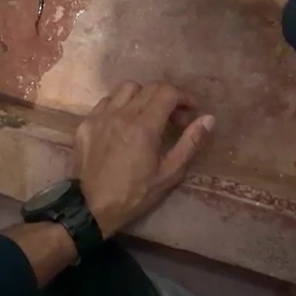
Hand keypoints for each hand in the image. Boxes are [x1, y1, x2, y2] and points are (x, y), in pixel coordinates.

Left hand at [74, 82, 215, 235]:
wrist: (89, 208)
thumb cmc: (133, 195)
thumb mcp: (169, 174)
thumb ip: (190, 143)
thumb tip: (208, 119)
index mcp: (144, 126)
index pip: (168, 93)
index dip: (185, 97)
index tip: (192, 111)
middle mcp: (122, 114)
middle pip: (150, 87)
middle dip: (168, 98)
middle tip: (175, 119)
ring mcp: (101, 116)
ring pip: (126, 88)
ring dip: (144, 96)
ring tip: (149, 116)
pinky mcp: (87, 123)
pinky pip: (107, 101)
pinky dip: (122, 104)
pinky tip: (125, 122)